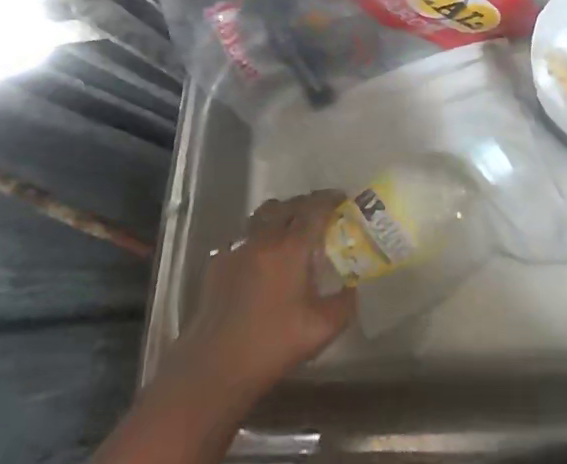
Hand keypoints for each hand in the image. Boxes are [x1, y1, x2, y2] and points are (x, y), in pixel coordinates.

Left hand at [160, 191, 355, 404]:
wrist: (213, 366)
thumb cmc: (271, 346)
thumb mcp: (321, 330)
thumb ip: (344, 303)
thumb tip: (352, 286)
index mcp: (290, 248)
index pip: (314, 209)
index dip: (331, 200)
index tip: (343, 200)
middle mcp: (263, 238)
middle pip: (287, 205)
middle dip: (307, 204)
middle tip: (321, 215)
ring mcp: (237, 248)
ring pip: (262, 216)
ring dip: (281, 215)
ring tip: (293, 230)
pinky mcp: (218, 262)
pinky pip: (244, 236)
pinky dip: (260, 237)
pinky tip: (263, 259)